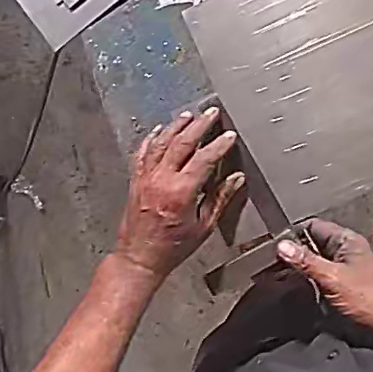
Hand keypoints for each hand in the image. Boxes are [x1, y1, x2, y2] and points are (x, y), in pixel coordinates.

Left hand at [114, 108, 244, 279]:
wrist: (139, 258)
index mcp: (181, 192)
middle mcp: (161, 180)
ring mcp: (146, 178)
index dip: (219, 144)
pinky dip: (152, 139)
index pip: (204, 158)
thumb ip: (220, 199)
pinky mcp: (136, 180)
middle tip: (211, 113)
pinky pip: (143, 153)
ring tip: (188, 116)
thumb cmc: (172, 248)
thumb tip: (236, 179)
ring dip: (176, 126)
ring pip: (162, 143)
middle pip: (182, 143)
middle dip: (199, 125)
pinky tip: (158, 130)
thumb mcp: (204, 226)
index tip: (229, 136)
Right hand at [276, 219, 372, 338]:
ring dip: (303, 271)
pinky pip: (324, 279)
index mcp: (348, 241)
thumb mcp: (332, 278)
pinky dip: (312, 284)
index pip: (313, 226)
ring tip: (283, 278)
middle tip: (275, 265)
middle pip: (313, 245)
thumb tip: (282, 245)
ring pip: (317, 263)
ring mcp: (348, 269)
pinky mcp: (348, 287)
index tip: (275, 245)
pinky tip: (302, 291)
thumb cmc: (371, 301)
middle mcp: (348, 251)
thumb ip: (306, 261)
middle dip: (296, 254)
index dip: (294, 233)